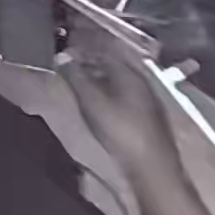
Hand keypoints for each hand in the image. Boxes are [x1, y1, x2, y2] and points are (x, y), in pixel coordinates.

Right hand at [60, 26, 181, 177]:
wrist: (152, 168)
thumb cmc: (119, 130)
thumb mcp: (91, 101)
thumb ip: (75, 76)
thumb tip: (62, 56)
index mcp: (130, 74)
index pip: (105, 49)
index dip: (84, 46)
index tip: (65, 47)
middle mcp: (142, 81)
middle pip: (114, 62)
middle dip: (91, 58)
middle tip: (69, 61)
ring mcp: (147, 99)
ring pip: (119, 77)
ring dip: (98, 74)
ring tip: (78, 78)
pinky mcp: (148, 115)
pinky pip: (124, 90)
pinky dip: (107, 87)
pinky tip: (97, 98)